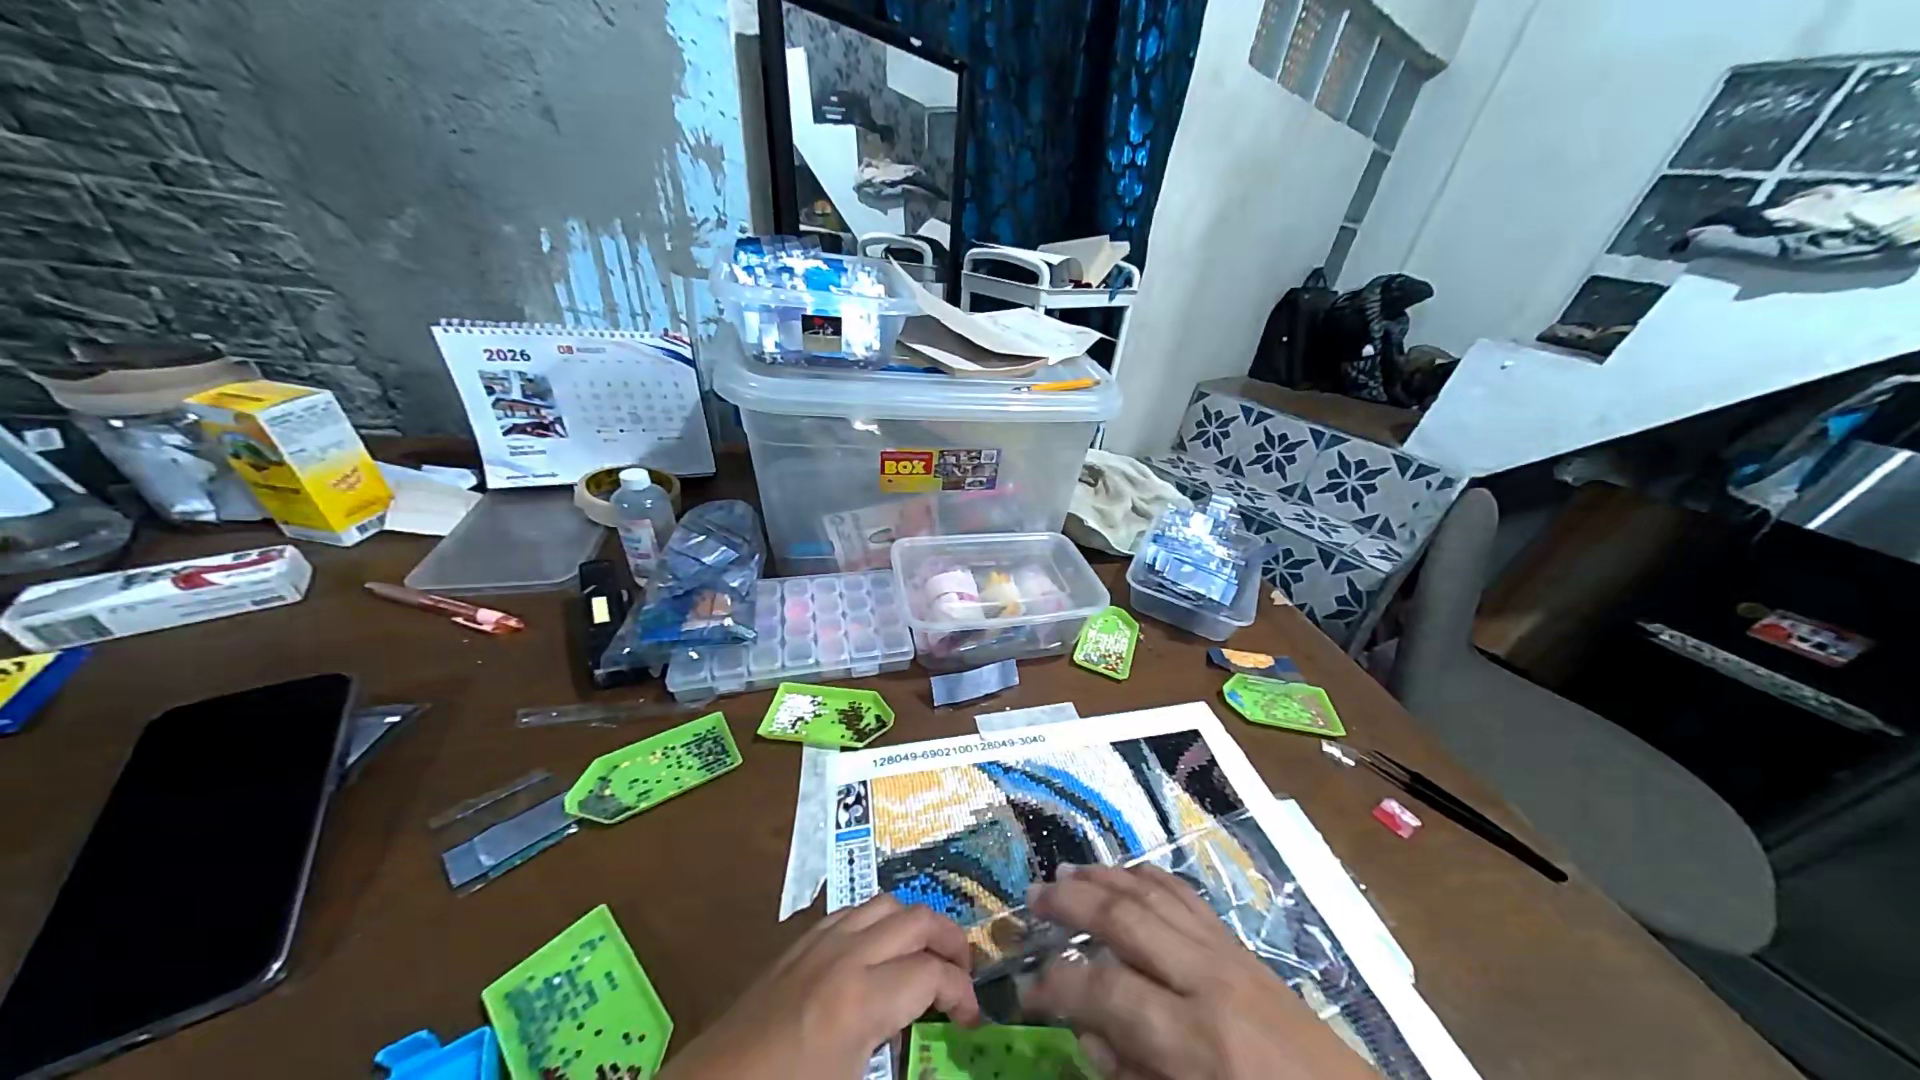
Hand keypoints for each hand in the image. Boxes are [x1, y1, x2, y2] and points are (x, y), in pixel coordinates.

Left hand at [658, 894, 981, 1079]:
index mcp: (860, 1001)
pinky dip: (880, 923)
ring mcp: (818, 943)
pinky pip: (852, 912)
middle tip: (962, 978)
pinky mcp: (798, 944)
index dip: (964, 995)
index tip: (972, 1021)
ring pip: (885, 904)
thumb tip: (932, 1054)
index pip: (932, 975)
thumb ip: (898, 1056)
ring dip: (916, 925)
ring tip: (926, 959)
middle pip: (917, 920)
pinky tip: (878, 955)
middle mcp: (845, 956)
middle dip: (951, 943)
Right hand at [1025, 864, 1376, 1079]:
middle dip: (1071, 903)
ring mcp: (1227, 953)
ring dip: (1103, 878)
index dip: (1055, 987)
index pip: (1105, 991)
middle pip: (1125, 919)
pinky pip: (1186, 896)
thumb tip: (1088, 1033)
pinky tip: (1124, 875)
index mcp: (1196, 1040)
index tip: (1026, 991)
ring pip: (1153, 893)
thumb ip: (1131, 1076)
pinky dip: (1147, 878)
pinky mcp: (1241, 946)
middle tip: (1032, 899)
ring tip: (1064, 873)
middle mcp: (1207, 979)